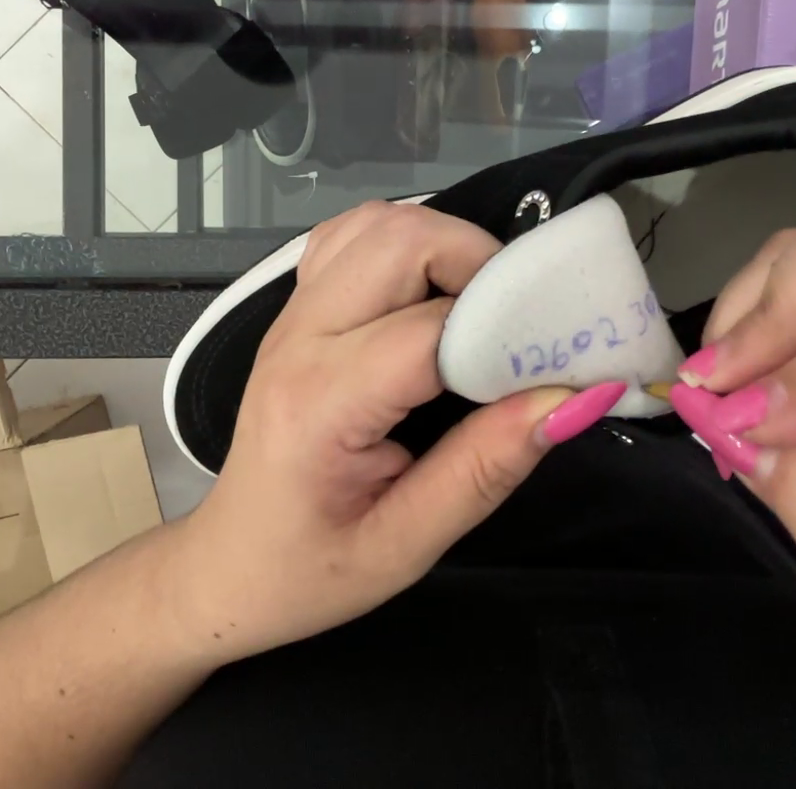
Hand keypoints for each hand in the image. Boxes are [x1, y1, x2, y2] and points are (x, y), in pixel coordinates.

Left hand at [162, 202, 617, 664]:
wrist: (225, 566)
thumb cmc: (308, 572)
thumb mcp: (406, 544)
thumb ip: (486, 468)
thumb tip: (570, 398)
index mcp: (321, 402)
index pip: (430, 328)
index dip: (507, 330)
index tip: (558, 354)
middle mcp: (300, 338)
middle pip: (398, 241)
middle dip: (477, 261)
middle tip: (518, 320)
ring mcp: (291, 316)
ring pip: (375, 223)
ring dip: (441, 244)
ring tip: (478, 306)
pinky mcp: (296, 310)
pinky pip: (351, 238)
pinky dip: (403, 243)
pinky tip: (426, 293)